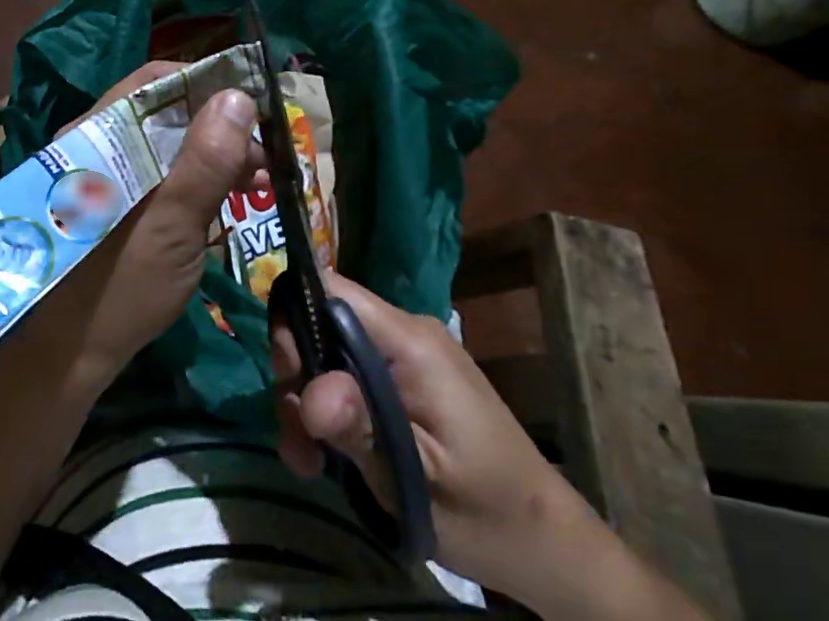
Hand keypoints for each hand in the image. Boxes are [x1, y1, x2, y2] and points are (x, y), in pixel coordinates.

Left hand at [40, 64, 262, 390]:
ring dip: (213, 157)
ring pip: (165, 147)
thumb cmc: (120, 289)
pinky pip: (160, 177)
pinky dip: (195, 182)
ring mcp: (104, 178)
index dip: (207, 84)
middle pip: (164, 114)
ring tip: (258, 181)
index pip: (154, 81)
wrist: (65, 356)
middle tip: (264, 157)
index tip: (254, 107)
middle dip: (220, 128)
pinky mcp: (115, 207)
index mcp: (100, 138)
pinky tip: (226, 199)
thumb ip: (205, 161)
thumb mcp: (174, 225)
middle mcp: (96, 146)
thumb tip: (237, 96)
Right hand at [272, 271, 598, 599]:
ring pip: (327, 357)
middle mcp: (403, 334)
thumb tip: (308, 394)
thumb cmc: (483, 506)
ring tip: (309, 464)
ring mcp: (403, 357)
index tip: (288, 380)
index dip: (295, 319)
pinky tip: (326, 459)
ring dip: (308, 406)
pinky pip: (347, 378)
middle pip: (321, 326)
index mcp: (410, 342)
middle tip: (297, 442)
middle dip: (296, 378)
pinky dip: (328, 414)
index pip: (332, 290)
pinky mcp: (401, 381)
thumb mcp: (414, 475)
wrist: (540, 537)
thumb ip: (360, 427)